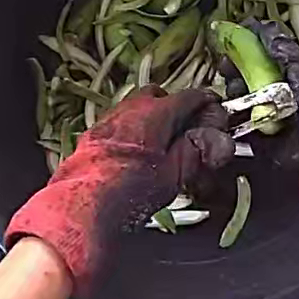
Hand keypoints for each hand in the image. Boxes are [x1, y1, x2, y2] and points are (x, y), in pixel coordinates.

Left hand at [6, 86, 233, 290]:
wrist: (82, 203)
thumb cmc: (130, 189)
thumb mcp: (174, 174)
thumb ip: (196, 152)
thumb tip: (216, 141)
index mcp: (157, 111)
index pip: (190, 96)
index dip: (206, 102)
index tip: (214, 109)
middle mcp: (133, 107)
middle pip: (161, 95)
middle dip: (175, 106)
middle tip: (186, 127)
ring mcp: (111, 117)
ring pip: (138, 106)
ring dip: (152, 116)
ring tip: (162, 141)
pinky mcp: (95, 132)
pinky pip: (121, 121)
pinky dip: (133, 128)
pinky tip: (137, 151)